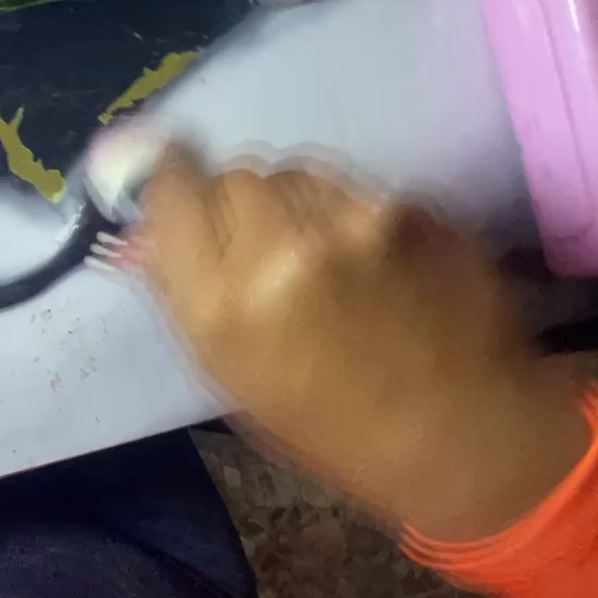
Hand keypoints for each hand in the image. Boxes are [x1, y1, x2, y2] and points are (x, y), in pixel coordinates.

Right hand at [135, 145, 589, 540]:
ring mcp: (358, 221)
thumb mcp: (222, 369)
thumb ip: (180, 293)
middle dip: (227, 201)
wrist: (455, 428)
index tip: (171, 188)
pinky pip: (352, 187)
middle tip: (243, 242)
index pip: (174, 193)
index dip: (168, 183)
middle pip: (234, 174)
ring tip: (306, 251)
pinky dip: (341, 212)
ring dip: (283, 200)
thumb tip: (141, 236)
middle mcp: (282, 249)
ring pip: (293, 170)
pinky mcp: (418, 206)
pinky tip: (363, 261)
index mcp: (221, 305)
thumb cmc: (313, 420)